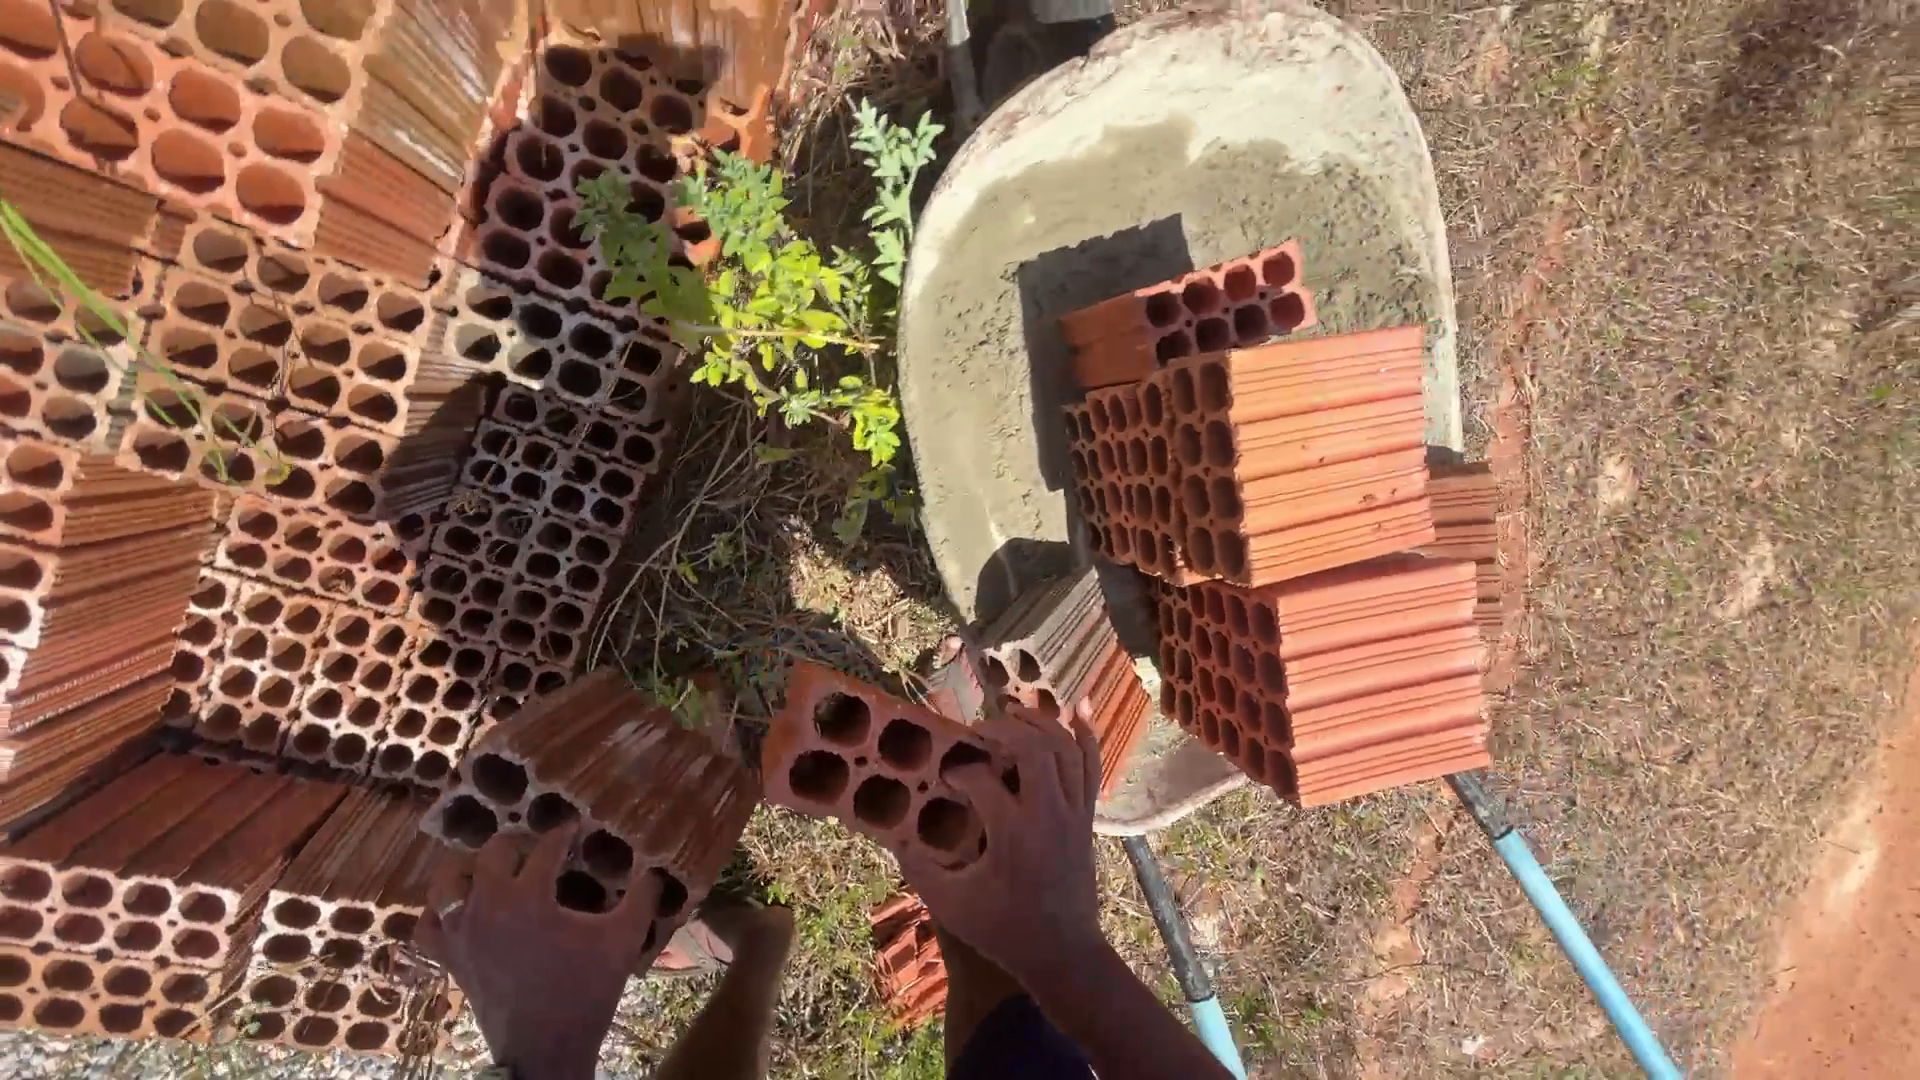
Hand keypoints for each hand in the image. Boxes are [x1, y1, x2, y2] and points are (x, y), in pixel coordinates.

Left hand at [417, 824, 660, 1079]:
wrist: (547, 1049)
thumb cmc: (586, 988)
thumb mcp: (625, 937)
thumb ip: (643, 895)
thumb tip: (656, 867)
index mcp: (529, 897)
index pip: (546, 847)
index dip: (564, 832)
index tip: (576, 826)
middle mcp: (488, 907)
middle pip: (493, 853)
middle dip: (518, 842)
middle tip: (539, 845)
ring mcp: (462, 934)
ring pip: (448, 882)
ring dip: (471, 868)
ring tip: (495, 868)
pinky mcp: (451, 959)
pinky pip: (427, 924)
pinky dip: (439, 909)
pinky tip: (462, 906)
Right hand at [893, 699, 1109, 994]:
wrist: (1063, 954)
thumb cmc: (1004, 929)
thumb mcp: (951, 905)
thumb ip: (920, 868)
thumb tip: (894, 836)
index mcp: (1012, 831)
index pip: (982, 779)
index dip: (960, 771)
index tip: (947, 776)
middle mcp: (1048, 812)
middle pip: (1033, 748)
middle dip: (1004, 729)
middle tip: (979, 729)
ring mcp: (1074, 811)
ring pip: (1065, 749)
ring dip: (1040, 723)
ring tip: (1014, 712)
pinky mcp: (1087, 816)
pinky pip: (1093, 766)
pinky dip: (1088, 735)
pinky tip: (1080, 708)